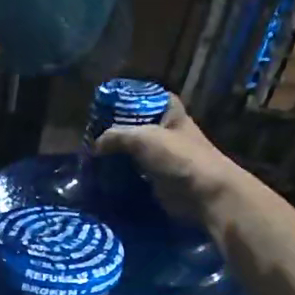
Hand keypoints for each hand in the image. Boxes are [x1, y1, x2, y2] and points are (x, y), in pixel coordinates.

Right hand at [93, 95, 253, 225]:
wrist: (203, 194)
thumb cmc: (178, 157)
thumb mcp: (143, 137)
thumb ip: (116, 136)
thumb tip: (94, 147)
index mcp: (171, 114)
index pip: (149, 99)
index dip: (130, 101)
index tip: (107, 108)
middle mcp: (168, 134)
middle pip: (137, 129)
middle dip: (117, 135)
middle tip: (91, 138)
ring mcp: (164, 159)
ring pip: (134, 155)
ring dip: (117, 159)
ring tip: (91, 160)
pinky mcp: (159, 182)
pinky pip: (135, 177)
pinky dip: (121, 179)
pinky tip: (102, 179)